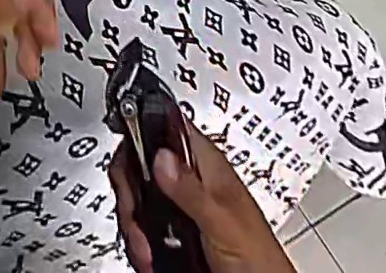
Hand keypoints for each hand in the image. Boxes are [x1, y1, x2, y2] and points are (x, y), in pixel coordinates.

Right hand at [110, 114, 291, 272]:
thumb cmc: (260, 259)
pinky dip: (138, 241)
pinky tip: (147, 257)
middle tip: (135, 216)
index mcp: (204, 161)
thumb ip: (191, 188)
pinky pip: (143, 225)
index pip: (163, 125)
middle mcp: (189, 178)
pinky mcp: (173, 232)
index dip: (139, 132)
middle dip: (130, 191)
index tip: (125, 156)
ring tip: (146, 249)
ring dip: (133, 222)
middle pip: (142, 163)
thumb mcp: (222, 219)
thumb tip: (161, 156)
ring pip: (139, 196)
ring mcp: (180, 205)